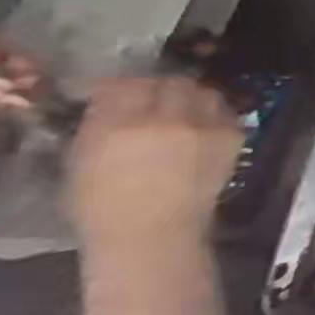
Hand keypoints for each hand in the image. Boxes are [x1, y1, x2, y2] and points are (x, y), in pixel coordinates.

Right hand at [66, 78, 241, 250]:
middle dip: (160, 86)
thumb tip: (111, 100)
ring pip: (204, 92)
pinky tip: (201, 124)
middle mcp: (168, 118)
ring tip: (180, 108)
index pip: (128, 83)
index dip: (123, 85)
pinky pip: (225, 112)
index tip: (119, 91)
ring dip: (191, 96)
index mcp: (120, 123)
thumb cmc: (102, 204)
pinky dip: (212, 112)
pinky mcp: (232, 137)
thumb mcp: (82, 157)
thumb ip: (99, 122)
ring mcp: (205, 126)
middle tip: (153, 97)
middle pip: (172, 82)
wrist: (154, 233)